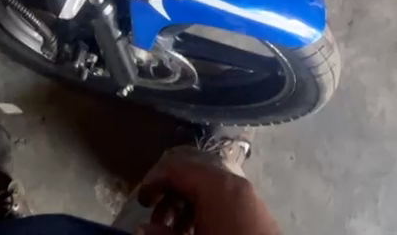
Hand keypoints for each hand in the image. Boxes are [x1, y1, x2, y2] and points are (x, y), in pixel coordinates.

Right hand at [135, 148, 281, 234]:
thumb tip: (141, 229)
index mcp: (215, 184)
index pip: (177, 167)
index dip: (153, 182)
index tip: (139, 203)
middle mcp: (233, 181)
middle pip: (193, 177)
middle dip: (170, 198)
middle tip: (154, 223)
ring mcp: (248, 195)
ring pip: (208, 190)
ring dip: (186, 208)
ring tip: (174, 234)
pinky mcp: (256, 212)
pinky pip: (223, 202)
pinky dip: (205, 213)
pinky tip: (197, 234)